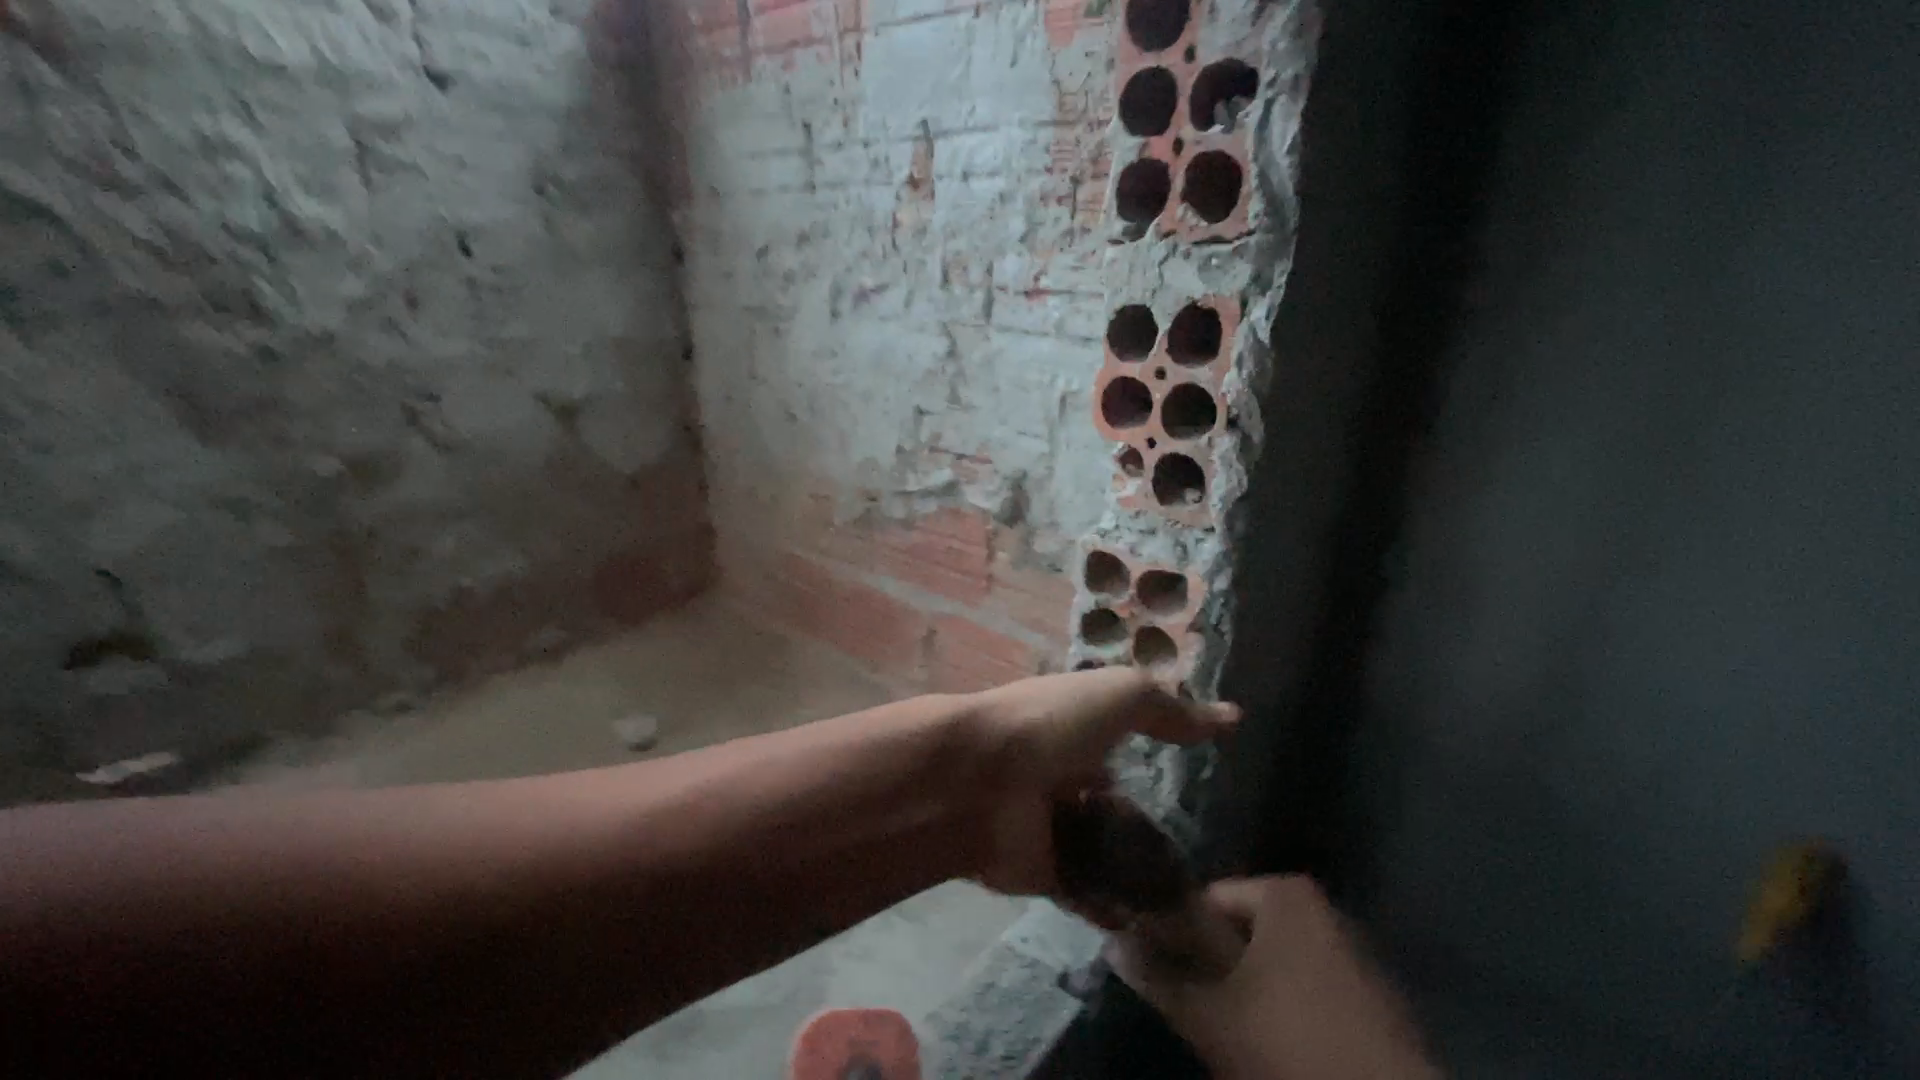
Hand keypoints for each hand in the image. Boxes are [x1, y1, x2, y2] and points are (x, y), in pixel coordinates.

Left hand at [962, 667, 1237, 896]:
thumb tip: (1233, 718)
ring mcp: (1051, 827)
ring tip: (1192, 896)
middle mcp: (1062, 775)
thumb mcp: (1118, 697)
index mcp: (1075, 729)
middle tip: (1206, 852)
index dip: (1155, 756)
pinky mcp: (1043, 873)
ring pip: (1103, 853)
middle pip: (1114, 804)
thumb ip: (1170, 709)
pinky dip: (1115, 909)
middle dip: (1149, 825)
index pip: (1119, 742)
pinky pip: (1087, 895)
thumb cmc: (1050, 725)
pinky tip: (1154, 921)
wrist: (976, 782)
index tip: (1202, 781)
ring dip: (1138, 873)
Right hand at [1112, 875, 1438, 1079]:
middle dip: (1215, 965)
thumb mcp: (1210, 1017)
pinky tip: (1278, 1047)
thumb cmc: (1291, 1047)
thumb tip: (1112, 944)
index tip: (1166, 971)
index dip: (1178, 933)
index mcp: (1285, 895)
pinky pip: (1310, 990)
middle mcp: (1322, 910)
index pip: (1208, 898)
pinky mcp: (1375, 999)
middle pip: (1242, 930)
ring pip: (1276, 963)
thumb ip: (1158, 977)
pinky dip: (1288, 1010)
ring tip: (1234, 1033)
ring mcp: (1354, 954)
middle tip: (1198, 1009)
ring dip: (1250, 991)